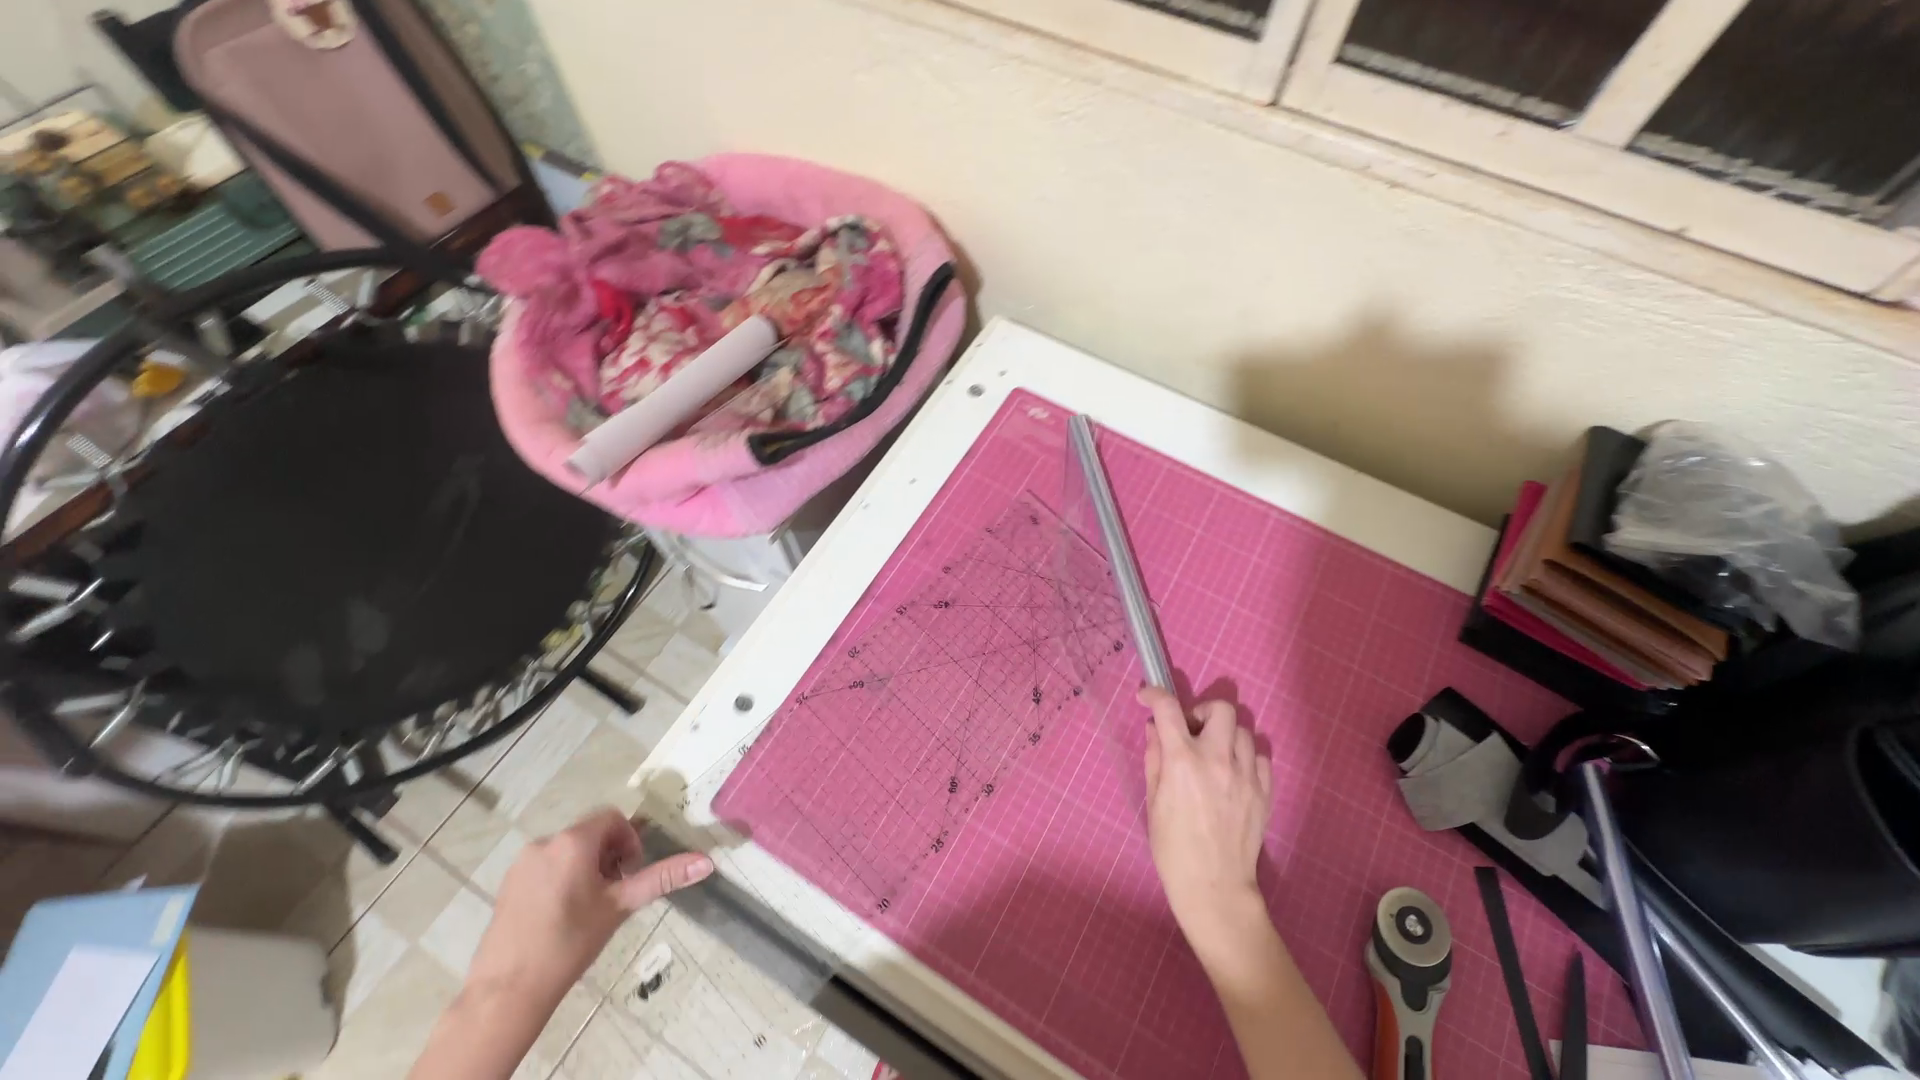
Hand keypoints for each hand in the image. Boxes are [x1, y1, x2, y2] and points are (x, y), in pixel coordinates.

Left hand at [465, 807, 711, 1004]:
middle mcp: (544, 842)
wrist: (509, 989)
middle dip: (609, 856)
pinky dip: (562, 878)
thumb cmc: (571, 942)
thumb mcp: (621, 907)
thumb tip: (706, 861)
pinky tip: (563, 916)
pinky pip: (546, 866)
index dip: (629, 841)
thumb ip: (662, 878)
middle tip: (614, 894)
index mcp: (573, 842)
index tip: (629, 875)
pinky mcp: (508, 883)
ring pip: (567, 851)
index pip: (612, 818)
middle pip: (590, 833)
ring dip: (587, 867)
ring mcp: (522, 863)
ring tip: (589, 908)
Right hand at [1140, 686, 1273, 965]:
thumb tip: (1155, 729)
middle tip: (1191, 730)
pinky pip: (1260, 757)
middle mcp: (1217, 759)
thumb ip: (1155, 758)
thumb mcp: (1153, 801)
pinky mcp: (1265, 790)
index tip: (1147, 697)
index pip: (1168, 709)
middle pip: (1221, 708)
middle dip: (1202, 711)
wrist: (1214, 886)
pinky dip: (1245, 756)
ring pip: (1243, 731)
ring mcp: (1246, 774)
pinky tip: (1233, 773)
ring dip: (1224, 735)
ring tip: (1213, 754)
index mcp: (1183, 761)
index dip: (1154, 695)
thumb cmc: (1173, 848)